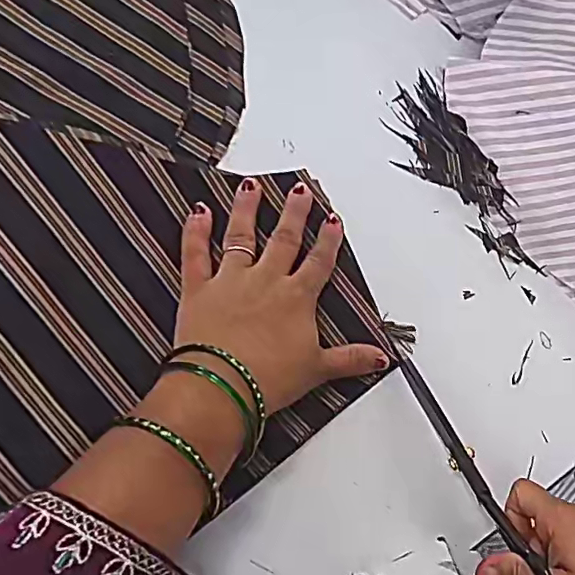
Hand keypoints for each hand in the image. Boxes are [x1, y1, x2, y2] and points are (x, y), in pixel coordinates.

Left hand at [174, 179, 389, 414]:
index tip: (332, 220)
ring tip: (251, 187)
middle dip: (294, 212)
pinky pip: (195, 253)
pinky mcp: (199, 290)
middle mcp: (266, 282)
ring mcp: (231, 282)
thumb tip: (378, 359)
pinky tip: (199, 212)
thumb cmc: (266, 378)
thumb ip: (350, 359)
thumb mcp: (318, 369)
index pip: (319, 261)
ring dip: (247, 210)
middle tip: (300, 190)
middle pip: (284, 239)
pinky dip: (195, 231)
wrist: (221, 387)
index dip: (328, 240)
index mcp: (297, 298)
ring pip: (241, 236)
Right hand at [475, 481, 574, 574]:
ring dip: (538, 567)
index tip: (506, 554)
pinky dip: (554, 573)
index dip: (506, 523)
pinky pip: (559, 552)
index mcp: (564, 519)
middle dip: (522, 553)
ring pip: (541, 540)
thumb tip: (486, 569)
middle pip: (526, 520)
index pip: (518, 495)